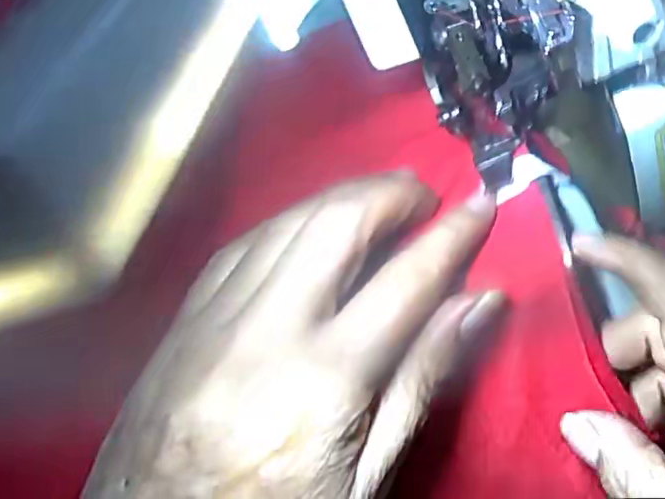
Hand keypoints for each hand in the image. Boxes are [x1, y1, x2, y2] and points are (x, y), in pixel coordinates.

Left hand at [85, 173, 504, 498]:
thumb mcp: (366, 480)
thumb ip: (423, 377)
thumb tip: (482, 299)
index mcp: (323, 384)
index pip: (407, 280)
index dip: (454, 233)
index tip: (482, 202)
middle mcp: (267, 335)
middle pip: (340, 224)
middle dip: (393, 193)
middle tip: (426, 196)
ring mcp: (216, 323)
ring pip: (291, 220)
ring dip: (345, 195)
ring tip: (381, 198)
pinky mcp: (182, 324)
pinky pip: (245, 243)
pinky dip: (293, 220)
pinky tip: (314, 223)